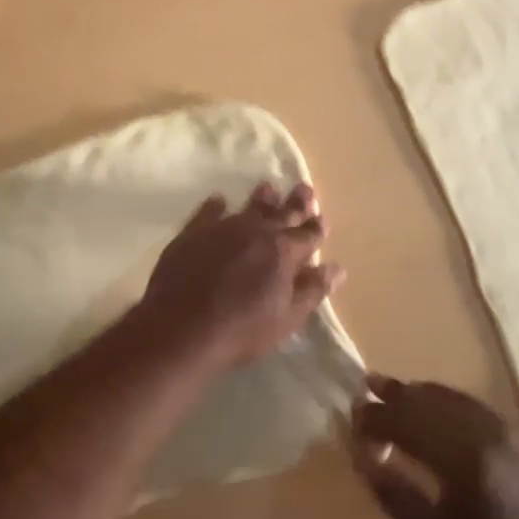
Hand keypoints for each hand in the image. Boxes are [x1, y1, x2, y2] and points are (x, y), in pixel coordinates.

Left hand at [137, 182, 341, 368]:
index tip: (322, 218)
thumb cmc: (241, 330)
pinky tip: (219, 200)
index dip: (317, 227)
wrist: (181, 328)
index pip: (308, 235)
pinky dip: (217, 205)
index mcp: (283, 252)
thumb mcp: (286, 318)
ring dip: (261, 198)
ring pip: (248, 207)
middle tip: (304, 188)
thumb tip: (337, 268)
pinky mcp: (193, 232)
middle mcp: (256, 232)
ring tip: (268, 188)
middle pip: (281, 213)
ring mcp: (222, 228)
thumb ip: (312, 290)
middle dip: (296, 202)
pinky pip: (209, 212)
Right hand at [351, 376, 518, 518]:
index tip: (352, 418)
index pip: (405, 424)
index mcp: (458, 459)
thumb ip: (395, 496)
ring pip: (447, 395)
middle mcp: (479, 432)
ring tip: (389, 386)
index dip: (375, 419)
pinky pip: (468, 400)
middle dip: (392, 396)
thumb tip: (361, 458)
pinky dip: (442, 395)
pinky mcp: (512, 429)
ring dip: (415, 390)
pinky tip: (430, 397)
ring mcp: (498, 427)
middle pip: (425, 402)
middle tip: (363, 389)